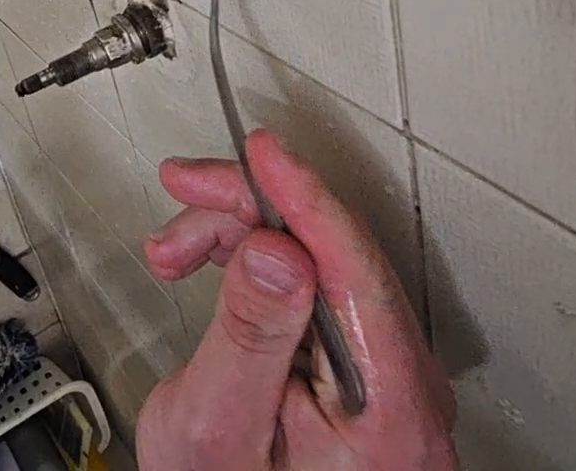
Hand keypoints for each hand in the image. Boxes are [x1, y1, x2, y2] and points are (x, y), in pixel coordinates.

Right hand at [138, 131, 457, 469]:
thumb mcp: (216, 423)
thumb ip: (248, 337)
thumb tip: (275, 251)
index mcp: (389, 415)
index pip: (354, 272)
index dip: (304, 199)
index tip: (263, 153)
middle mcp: (401, 384)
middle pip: (330, 251)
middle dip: (245, 210)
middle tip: (186, 186)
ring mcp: (379, 367)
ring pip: (309, 253)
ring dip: (232, 233)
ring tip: (173, 249)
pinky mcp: (350, 353)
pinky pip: (302, 275)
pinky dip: (244, 256)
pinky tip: (202, 258)